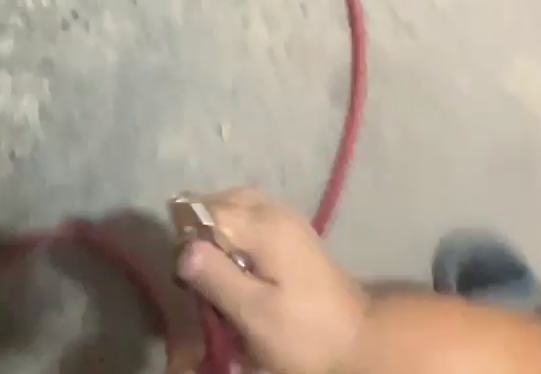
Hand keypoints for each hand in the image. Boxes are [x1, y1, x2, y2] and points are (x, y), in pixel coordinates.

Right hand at [175, 189, 370, 373]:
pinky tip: (232, 263)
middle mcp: (276, 210)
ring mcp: (288, 219)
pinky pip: (253, 218)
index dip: (189, 237)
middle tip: (192, 268)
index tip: (183, 273)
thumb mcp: (254, 313)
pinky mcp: (293, 234)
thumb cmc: (303, 331)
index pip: (210, 210)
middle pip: (224, 201)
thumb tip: (183, 248)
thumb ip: (217, 277)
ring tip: (209, 266)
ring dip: (218, 228)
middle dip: (201, 227)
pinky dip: (235, 232)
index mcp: (265, 225)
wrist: (357, 339)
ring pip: (239, 206)